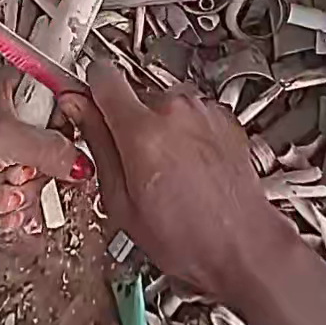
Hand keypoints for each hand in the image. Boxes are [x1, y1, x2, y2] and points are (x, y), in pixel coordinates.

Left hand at [0, 69, 92, 263]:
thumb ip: (48, 147)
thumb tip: (82, 159)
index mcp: (10, 89)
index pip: (59, 86)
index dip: (73, 106)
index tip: (85, 121)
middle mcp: (13, 119)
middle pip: (61, 135)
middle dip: (46, 161)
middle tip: (25, 163)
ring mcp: (10, 154)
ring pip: (49, 171)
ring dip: (26, 189)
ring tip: (1, 187)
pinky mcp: (6, 184)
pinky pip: (33, 196)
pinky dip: (18, 206)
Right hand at [58, 58, 302, 303]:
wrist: (247, 248)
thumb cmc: (188, 238)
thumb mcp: (121, 201)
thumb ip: (96, 142)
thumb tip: (78, 107)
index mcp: (141, 130)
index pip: (102, 75)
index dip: (90, 89)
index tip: (88, 103)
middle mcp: (174, 109)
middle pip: (132, 93)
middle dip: (126, 119)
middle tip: (132, 161)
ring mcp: (202, 110)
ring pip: (162, 102)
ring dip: (158, 125)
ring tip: (167, 168)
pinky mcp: (222, 116)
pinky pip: (189, 111)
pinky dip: (185, 130)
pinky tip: (189, 165)